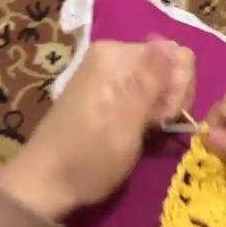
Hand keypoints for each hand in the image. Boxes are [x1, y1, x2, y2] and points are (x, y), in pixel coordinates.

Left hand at [0, 38, 193, 222]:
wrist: (46, 182)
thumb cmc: (89, 156)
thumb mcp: (127, 121)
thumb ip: (152, 80)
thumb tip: (172, 44)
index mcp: (116, 54)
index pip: (177, 55)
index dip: (179, 87)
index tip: (164, 116)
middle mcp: (112, 54)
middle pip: (169, 64)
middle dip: (172, 96)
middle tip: (154, 125)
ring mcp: (107, 72)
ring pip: (159, 79)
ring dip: (161, 105)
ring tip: (144, 129)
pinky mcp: (106, 90)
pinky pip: (143, 90)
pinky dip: (147, 109)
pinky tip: (137, 128)